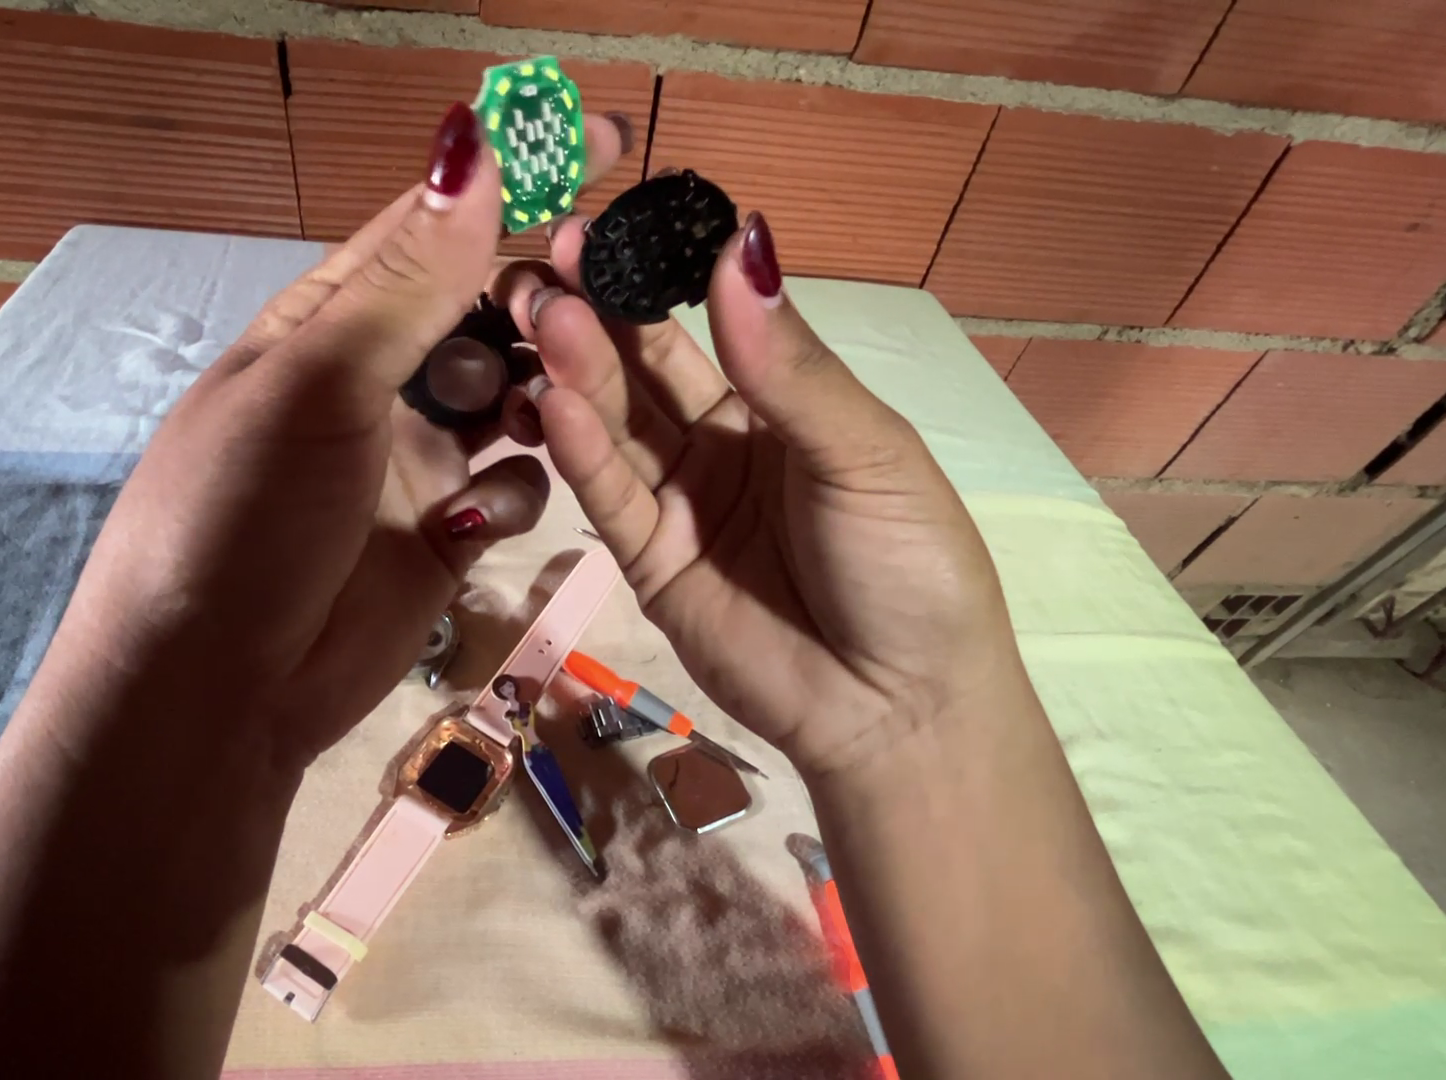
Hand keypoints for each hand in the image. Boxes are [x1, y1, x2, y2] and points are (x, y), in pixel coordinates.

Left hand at [45, 104, 625, 766]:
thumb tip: (471, 140)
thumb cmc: (244, 515)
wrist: (220, 685)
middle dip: (538, 304)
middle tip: (579, 310)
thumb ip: (405, 279)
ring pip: (517, 398)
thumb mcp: (317, 385)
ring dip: (537, 398)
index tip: (599, 139)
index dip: (513, 179)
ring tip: (537, 411)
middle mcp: (383, 382)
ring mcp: (420, 458)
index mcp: (332, 325)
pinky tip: (478, 519)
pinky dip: (514, 490)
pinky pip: (514, 485)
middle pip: (489, 313)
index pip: (435, 227)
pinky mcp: (451, 529)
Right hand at [501, 212, 1023, 776]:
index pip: (696, 328)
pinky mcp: (647, 562)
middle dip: (589, 317)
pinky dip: (582, 452)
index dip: (647, 281)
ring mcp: (676, 504)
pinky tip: (555, 403)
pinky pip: (610, 498)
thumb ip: (790, 363)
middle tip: (537, 267)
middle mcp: (715, 445)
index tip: (597, 230)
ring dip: (575, 373)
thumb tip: (742, 238)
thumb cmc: (907, 565)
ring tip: (539, 319)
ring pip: (613, 428)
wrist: (897, 705)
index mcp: (775, 406)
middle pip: (638, 370)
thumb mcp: (864, 452)